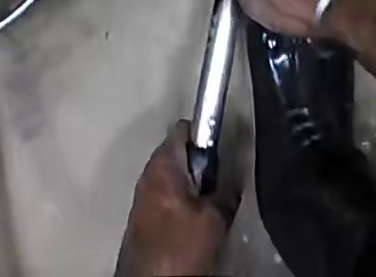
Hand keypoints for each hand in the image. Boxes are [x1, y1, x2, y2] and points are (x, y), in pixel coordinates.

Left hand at [116, 121, 227, 276]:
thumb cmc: (178, 247)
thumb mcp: (213, 220)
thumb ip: (224, 194)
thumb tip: (232, 184)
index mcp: (162, 163)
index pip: (184, 129)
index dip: (205, 133)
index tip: (221, 146)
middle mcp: (148, 172)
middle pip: (179, 153)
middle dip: (200, 165)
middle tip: (219, 182)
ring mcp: (143, 195)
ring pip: (173, 178)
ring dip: (191, 187)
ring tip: (210, 206)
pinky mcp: (143, 218)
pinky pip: (166, 198)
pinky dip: (181, 204)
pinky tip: (194, 224)